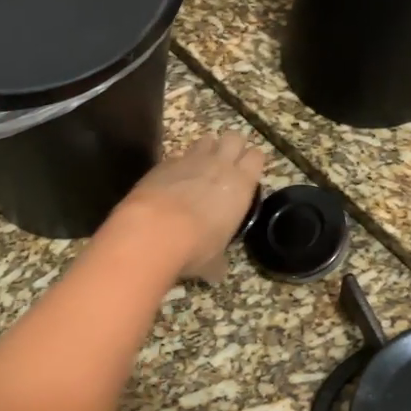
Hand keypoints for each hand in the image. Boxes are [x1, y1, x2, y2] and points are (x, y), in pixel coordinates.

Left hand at [109, 133, 264, 278]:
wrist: (154, 229)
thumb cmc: (195, 246)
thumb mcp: (213, 260)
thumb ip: (218, 262)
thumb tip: (216, 274)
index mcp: (241, 184)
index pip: (257, 157)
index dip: (253, 162)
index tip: (249, 172)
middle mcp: (219, 164)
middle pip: (234, 137)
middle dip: (232, 146)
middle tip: (227, 164)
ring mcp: (190, 159)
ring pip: (206, 139)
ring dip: (206, 149)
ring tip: (201, 166)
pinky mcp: (163, 162)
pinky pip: (177, 155)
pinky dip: (178, 164)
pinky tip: (172, 180)